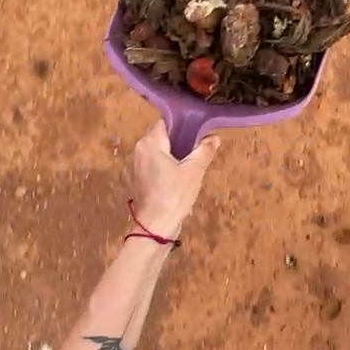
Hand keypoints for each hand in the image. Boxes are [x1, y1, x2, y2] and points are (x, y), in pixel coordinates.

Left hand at [128, 121, 218, 238]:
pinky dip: (165, 168)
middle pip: (161, 137)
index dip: (183, 126)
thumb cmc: (174, 195)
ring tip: (190, 167)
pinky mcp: (136, 180)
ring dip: (173, 156)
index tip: (198, 134)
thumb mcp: (195, 171)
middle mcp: (138, 150)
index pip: (166, 123)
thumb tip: (214, 137)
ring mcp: (135, 166)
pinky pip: (153, 165)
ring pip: (158, 152)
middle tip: (197, 152)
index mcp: (150, 143)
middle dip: (179, 142)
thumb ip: (205, 150)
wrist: (155, 226)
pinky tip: (178, 180)